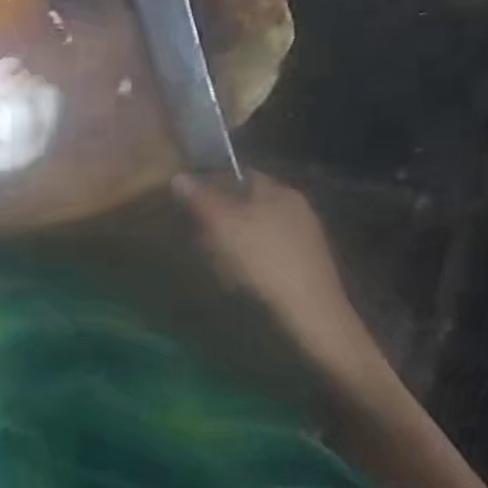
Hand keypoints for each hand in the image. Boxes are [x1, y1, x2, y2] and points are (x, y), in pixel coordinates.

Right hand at [171, 171, 357, 338]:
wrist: (309, 313)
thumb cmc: (262, 257)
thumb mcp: (221, 223)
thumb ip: (199, 196)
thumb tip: (178, 176)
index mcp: (281, 192)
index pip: (240, 174)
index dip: (212, 181)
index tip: (189, 197)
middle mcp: (296, 209)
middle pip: (245, 202)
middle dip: (218, 214)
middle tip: (195, 229)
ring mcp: (302, 237)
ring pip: (251, 227)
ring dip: (228, 238)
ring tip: (210, 255)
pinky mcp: (302, 263)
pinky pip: (263, 250)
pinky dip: (245, 257)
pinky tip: (234, 273)